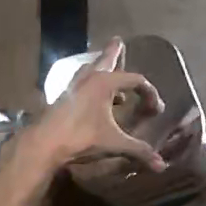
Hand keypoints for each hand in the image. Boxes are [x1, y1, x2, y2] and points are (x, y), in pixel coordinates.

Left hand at [18, 38, 166, 173]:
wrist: (44, 143)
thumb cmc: (82, 137)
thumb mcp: (114, 143)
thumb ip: (138, 150)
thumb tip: (161, 166)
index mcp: (105, 83)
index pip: (135, 80)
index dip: (149, 92)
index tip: (156, 109)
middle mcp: (89, 78)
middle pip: (106, 59)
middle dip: (115, 52)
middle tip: (118, 40)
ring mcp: (73, 86)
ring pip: (90, 68)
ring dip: (101, 65)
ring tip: (108, 65)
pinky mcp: (63, 96)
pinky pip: (81, 81)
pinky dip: (91, 81)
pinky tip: (94, 95)